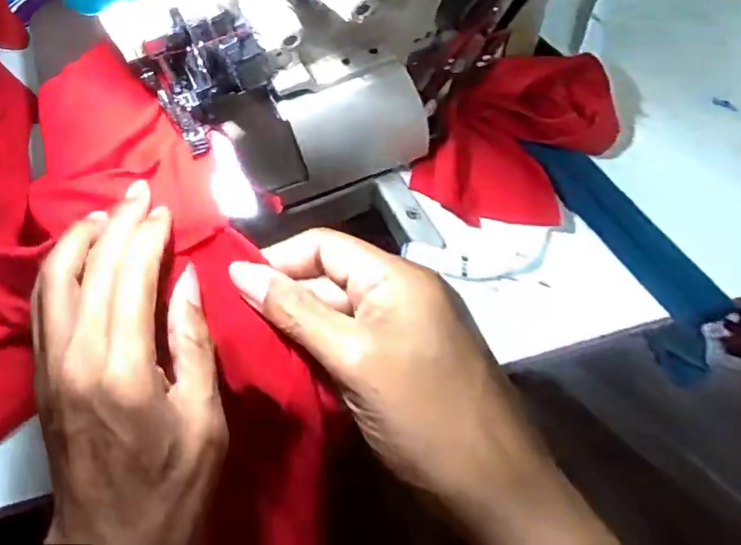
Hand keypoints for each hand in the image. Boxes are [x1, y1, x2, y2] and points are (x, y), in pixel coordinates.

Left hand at [33, 181, 227, 544]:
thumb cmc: (169, 488)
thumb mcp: (203, 422)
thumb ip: (193, 341)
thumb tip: (185, 277)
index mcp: (121, 369)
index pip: (129, 275)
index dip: (148, 235)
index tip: (164, 210)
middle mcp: (75, 357)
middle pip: (91, 265)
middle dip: (117, 221)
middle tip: (139, 192)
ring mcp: (48, 364)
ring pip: (53, 277)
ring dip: (79, 236)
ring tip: (106, 213)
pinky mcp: (37, 373)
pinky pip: (40, 302)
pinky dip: (58, 265)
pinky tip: (78, 251)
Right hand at [229, 229, 614, 544]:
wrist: (502, 495)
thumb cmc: (424, 417)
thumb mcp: (351, 360)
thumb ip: (294, 311)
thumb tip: (238, 272)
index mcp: (396, 276)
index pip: (323, 244)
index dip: (278, 260)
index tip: (238, 289)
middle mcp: (404, 289)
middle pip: (330, 278)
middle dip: (288, 298)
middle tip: (242, 326)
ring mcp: (411, 324)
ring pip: (341, 311)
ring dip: (305, 328)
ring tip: (263, 349)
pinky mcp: (411, 356)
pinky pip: (358, 338)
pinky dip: (329, 350)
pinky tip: (302, 371)